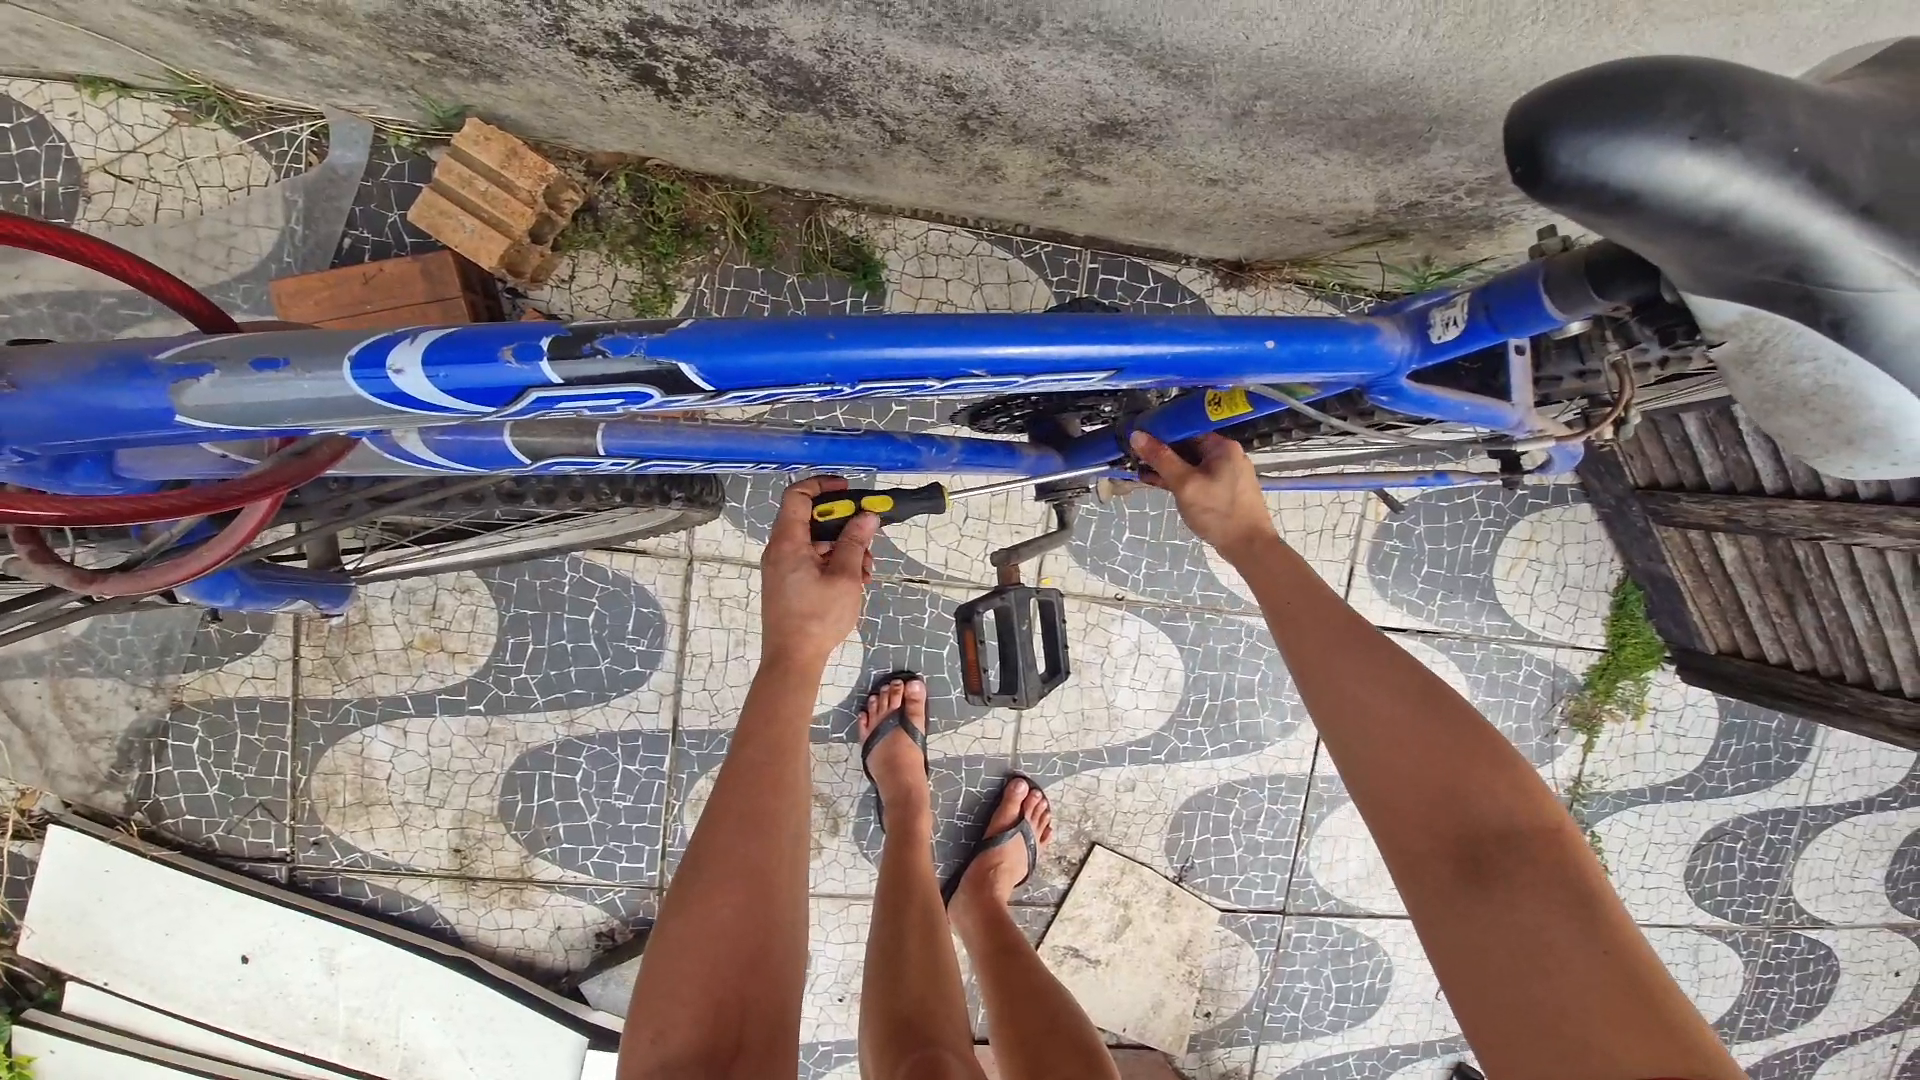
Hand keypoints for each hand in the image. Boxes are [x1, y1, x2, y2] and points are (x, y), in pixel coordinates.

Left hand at [760, 476, 879, 666]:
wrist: (793, 659)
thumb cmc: (818, 617)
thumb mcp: (845, 577)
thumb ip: (855, 542)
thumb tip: (867, 516)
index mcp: (787, 542)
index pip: (797, 496)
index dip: (822, 485)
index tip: (848, 489)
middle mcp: (780, 549)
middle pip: (811, 520)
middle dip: (844, 525)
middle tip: (868, 538)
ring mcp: (782, 567)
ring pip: (816, 543)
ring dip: (844, 548)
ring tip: (866, 570)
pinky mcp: (788, 583)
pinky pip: (812, 561)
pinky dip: (834, 563)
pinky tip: (855, 581)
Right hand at [1130, 431, 1279, 561]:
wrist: (1248, 546)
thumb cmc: (1218, 512)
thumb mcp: (1185, 484)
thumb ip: (1161, 459)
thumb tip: (1137, 435)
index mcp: (1222, 447)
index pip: (1187, 430)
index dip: (1161, 432)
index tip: (1137, 436)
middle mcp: (1226, 455)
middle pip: (1188, 446)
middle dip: (1162, 451)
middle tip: (1134, 455)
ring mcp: (1225, 473)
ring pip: (1190, 463)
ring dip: (1167, 467)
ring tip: (1139, 470)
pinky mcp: (1222, 489)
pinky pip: (1196, 477)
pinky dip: (1178, 479)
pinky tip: (1157, 483)